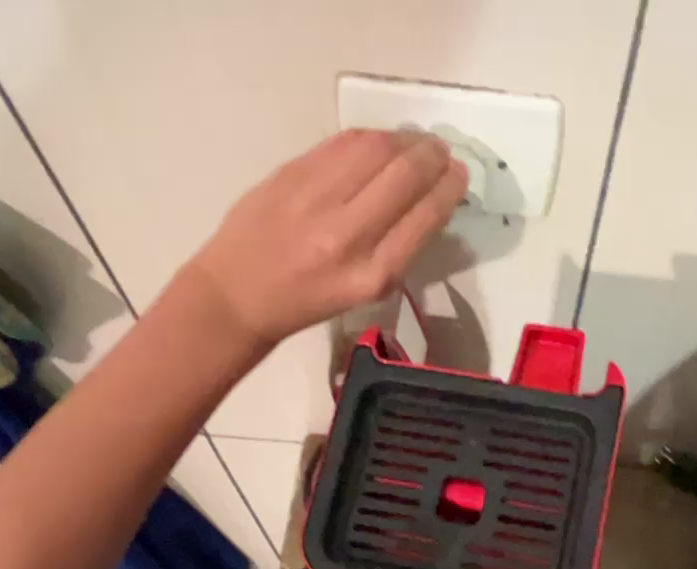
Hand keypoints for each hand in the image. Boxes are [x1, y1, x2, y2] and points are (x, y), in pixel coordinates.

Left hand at [183, 129, 467, 347]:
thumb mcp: (364, 291)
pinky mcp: (291, 175)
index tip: (459, 176)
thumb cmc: (308, 302)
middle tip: (442, 153)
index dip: (448, 189)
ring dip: (405, 139)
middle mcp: (347, 237)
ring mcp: (316, 201)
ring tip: (416, 143)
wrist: (238, 295)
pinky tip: (381, 142)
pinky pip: (343, 143)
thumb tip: (428, 199)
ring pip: (376, 149)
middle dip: (432, 157)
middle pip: (405, 176)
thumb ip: (396, 247)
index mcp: (371, 275)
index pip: (424, 218)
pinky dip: (371, 137)